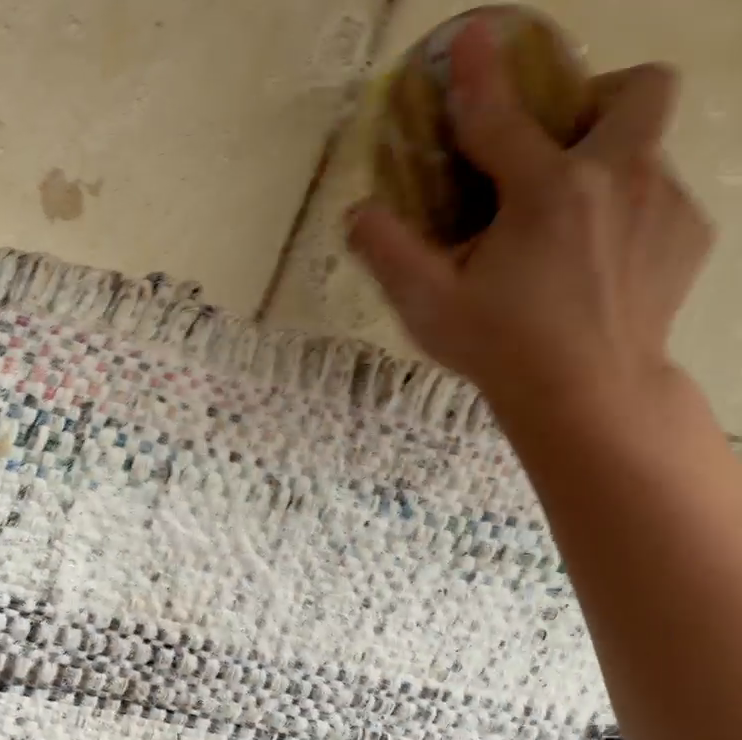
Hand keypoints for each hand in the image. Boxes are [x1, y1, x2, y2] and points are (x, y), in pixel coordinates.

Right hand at [347, 16, 712, 424]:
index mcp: (547, 193)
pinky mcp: (690, 233)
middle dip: (594, 99)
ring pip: (640, 151)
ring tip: (552, 231)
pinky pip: (652, 198)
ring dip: (594, 169)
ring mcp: (665, 204)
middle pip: (638, 90)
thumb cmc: (497, 344)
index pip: (504, 117)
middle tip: (548, 146)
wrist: (590, 392)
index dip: (479, 74)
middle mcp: (619, 180)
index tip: (470, 34)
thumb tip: (361, 211)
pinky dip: (616, 212)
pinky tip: (584, 262)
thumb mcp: (422, 302)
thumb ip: (388, 249)